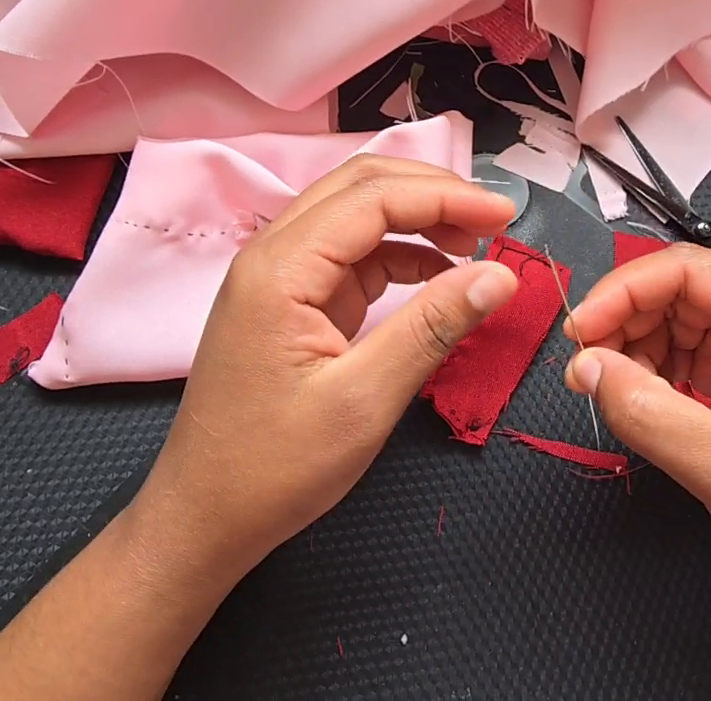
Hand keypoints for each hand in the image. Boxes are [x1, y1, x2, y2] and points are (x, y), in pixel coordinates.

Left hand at [121, 157, 519, 586]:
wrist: (204, 520)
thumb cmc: (275, 467)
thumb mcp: (364, 400)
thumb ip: (433, 327)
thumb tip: (500, 275)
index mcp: (281, 269)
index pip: (373, 199)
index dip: (446, 196)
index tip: (506, 214)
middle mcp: (274, 255)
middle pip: (361, 188)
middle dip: (432, 193)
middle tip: (494, 219)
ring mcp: (281, 276)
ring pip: (357, 215)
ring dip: (418, 219)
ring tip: (475, 243)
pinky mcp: (294, 300)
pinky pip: (353, 255)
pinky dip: (401, 254)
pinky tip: (439, 274)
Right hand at [562, 245, 710, 605]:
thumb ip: (646, 411)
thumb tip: (585, 365)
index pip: (690, 270)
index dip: (624, 292)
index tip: (578, 330)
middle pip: (681, 288)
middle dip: (626, 321)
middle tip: (586, 365)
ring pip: (679, 315)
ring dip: (636, 345)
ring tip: (612, 386)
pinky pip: (689, 344)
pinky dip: (656, 365)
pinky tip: (643, 394)